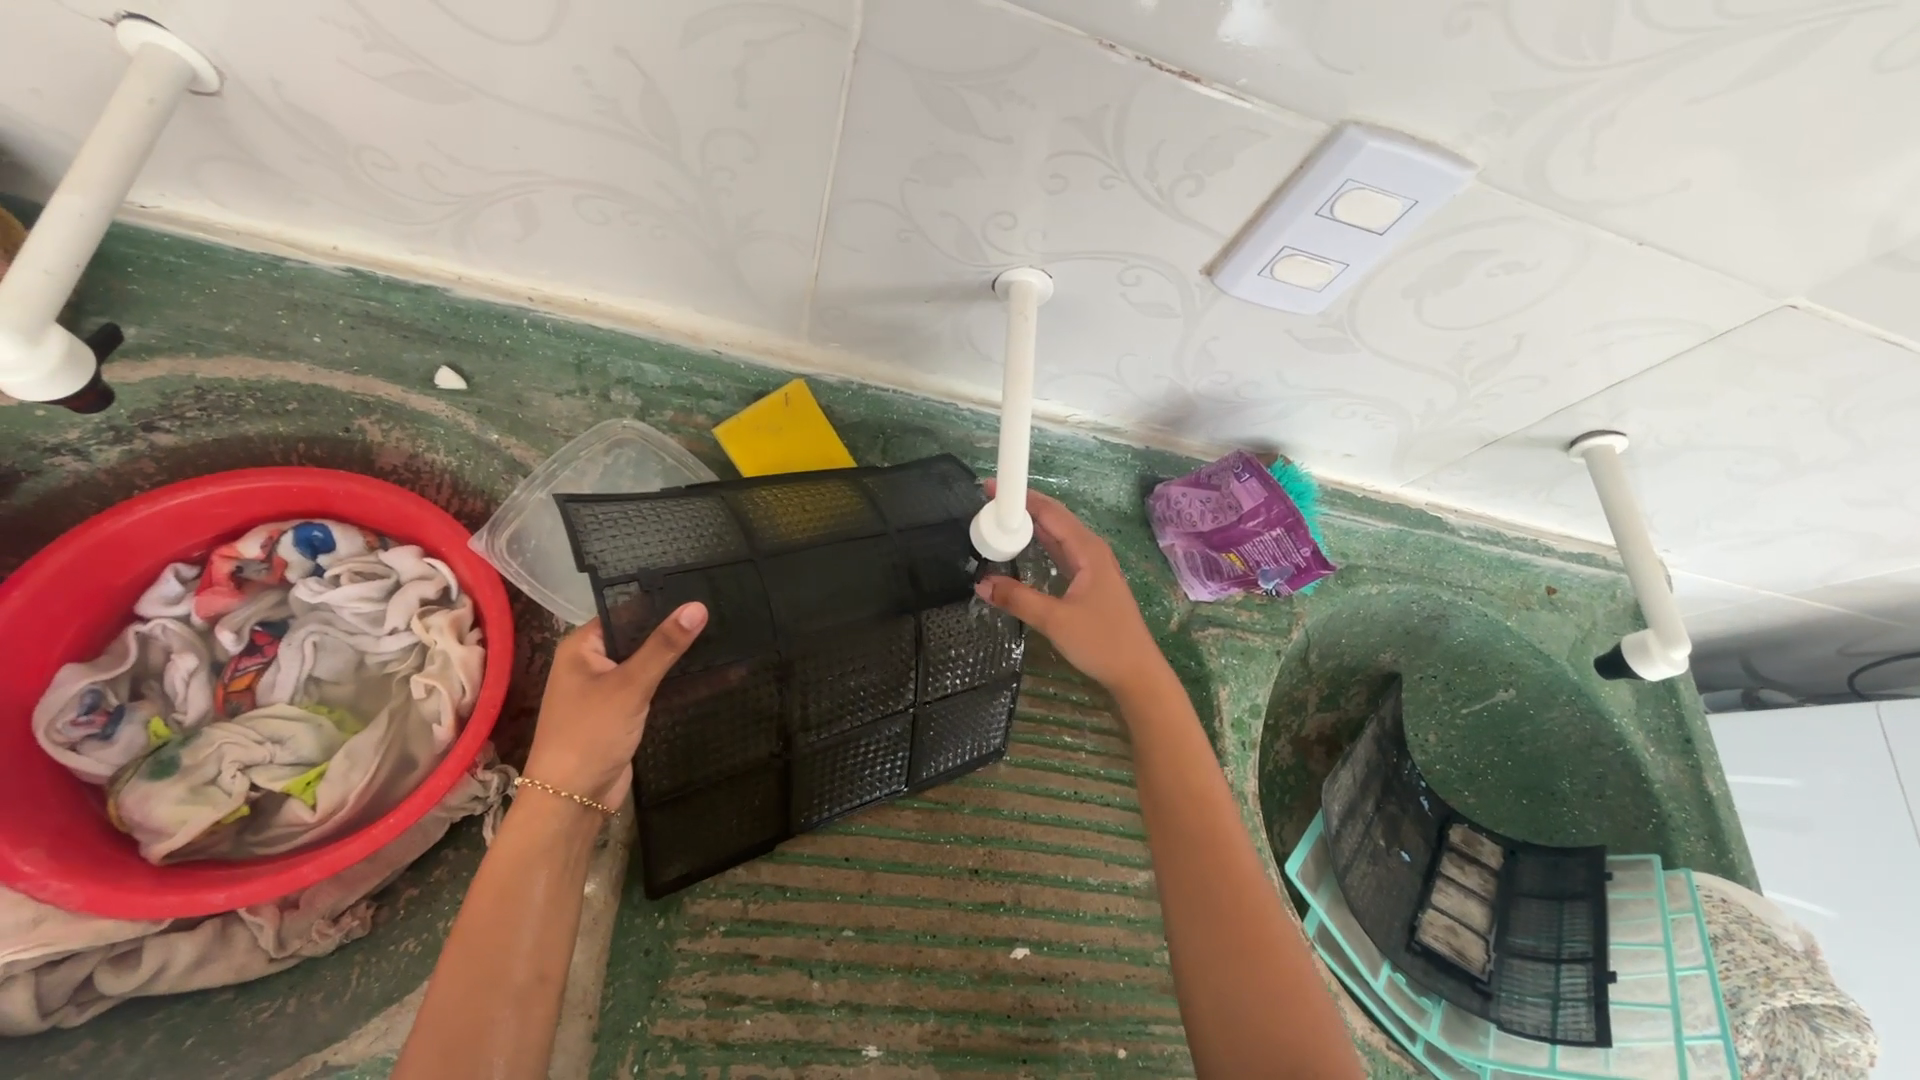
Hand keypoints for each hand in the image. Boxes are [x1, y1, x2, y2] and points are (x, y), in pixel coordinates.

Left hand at [523, 604, 706, 808]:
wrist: (572, 799)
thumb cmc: (590, 733)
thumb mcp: (630, 685)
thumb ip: (664, 646)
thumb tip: (698, 607)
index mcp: (582, 646)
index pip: (626, 611)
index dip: (662, 602)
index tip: (702, 591)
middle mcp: (593, 663)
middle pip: (641, 638)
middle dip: (676, 631)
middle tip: (723, 612)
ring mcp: (610, 689)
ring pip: (652, 664)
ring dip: (681, 659)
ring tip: (726, 638)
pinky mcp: (626, 712)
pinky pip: (657, 688)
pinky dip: (679, 683)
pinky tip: (714, 674)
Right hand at [974, 481, 1164, 695]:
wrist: (1137, 672)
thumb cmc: (1101, 642)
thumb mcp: (1054, 620)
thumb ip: (1017, 599)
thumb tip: (982, 583)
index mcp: (1088, 550)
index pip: (1051, 512)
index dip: (1021, 498)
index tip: (991, 487)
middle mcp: (1092, 551)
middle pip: (1055, 518)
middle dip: (1024, 506)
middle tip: (989, 501)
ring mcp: (1093, 567)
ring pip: (1059, 535)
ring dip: (1032, 524)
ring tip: (1001, 518)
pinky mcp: (1091, 582)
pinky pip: (1062, 552)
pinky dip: (1041, 544)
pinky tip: (1025, 546)